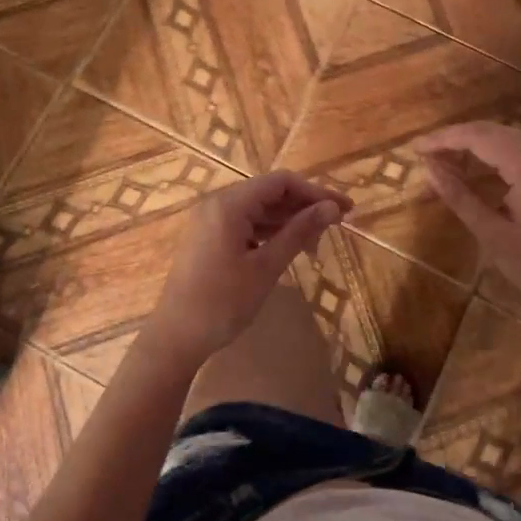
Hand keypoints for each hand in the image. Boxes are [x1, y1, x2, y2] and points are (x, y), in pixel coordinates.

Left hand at [142, 172, 351, 368]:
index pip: (281, 182)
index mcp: (229, 204)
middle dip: (304, 204)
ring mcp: (210, 220)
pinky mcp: (208, 237)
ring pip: (258, 207)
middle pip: (269, 191)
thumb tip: (332, 208)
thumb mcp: (266, 267)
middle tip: (338, 222)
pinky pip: (245, 222)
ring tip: (319, 235)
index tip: (345, 208)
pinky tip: (289, 244)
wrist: (175, 338)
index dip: (316, 192)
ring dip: (288, 218)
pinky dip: (269, 230)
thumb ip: (299, 232)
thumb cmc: (222, 303)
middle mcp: (217, 203)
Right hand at [414, 122, 520, 327]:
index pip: (480, 137)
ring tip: (443, 159)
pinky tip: (476, 167)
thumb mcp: (492, 235)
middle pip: (495, 131)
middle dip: (458, 139)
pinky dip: (497, 154)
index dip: (445, 138)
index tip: (416, 147)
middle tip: (424, 153)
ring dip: (476, 145)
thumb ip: (459, 196)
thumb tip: (428, 169)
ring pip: (509, 138)